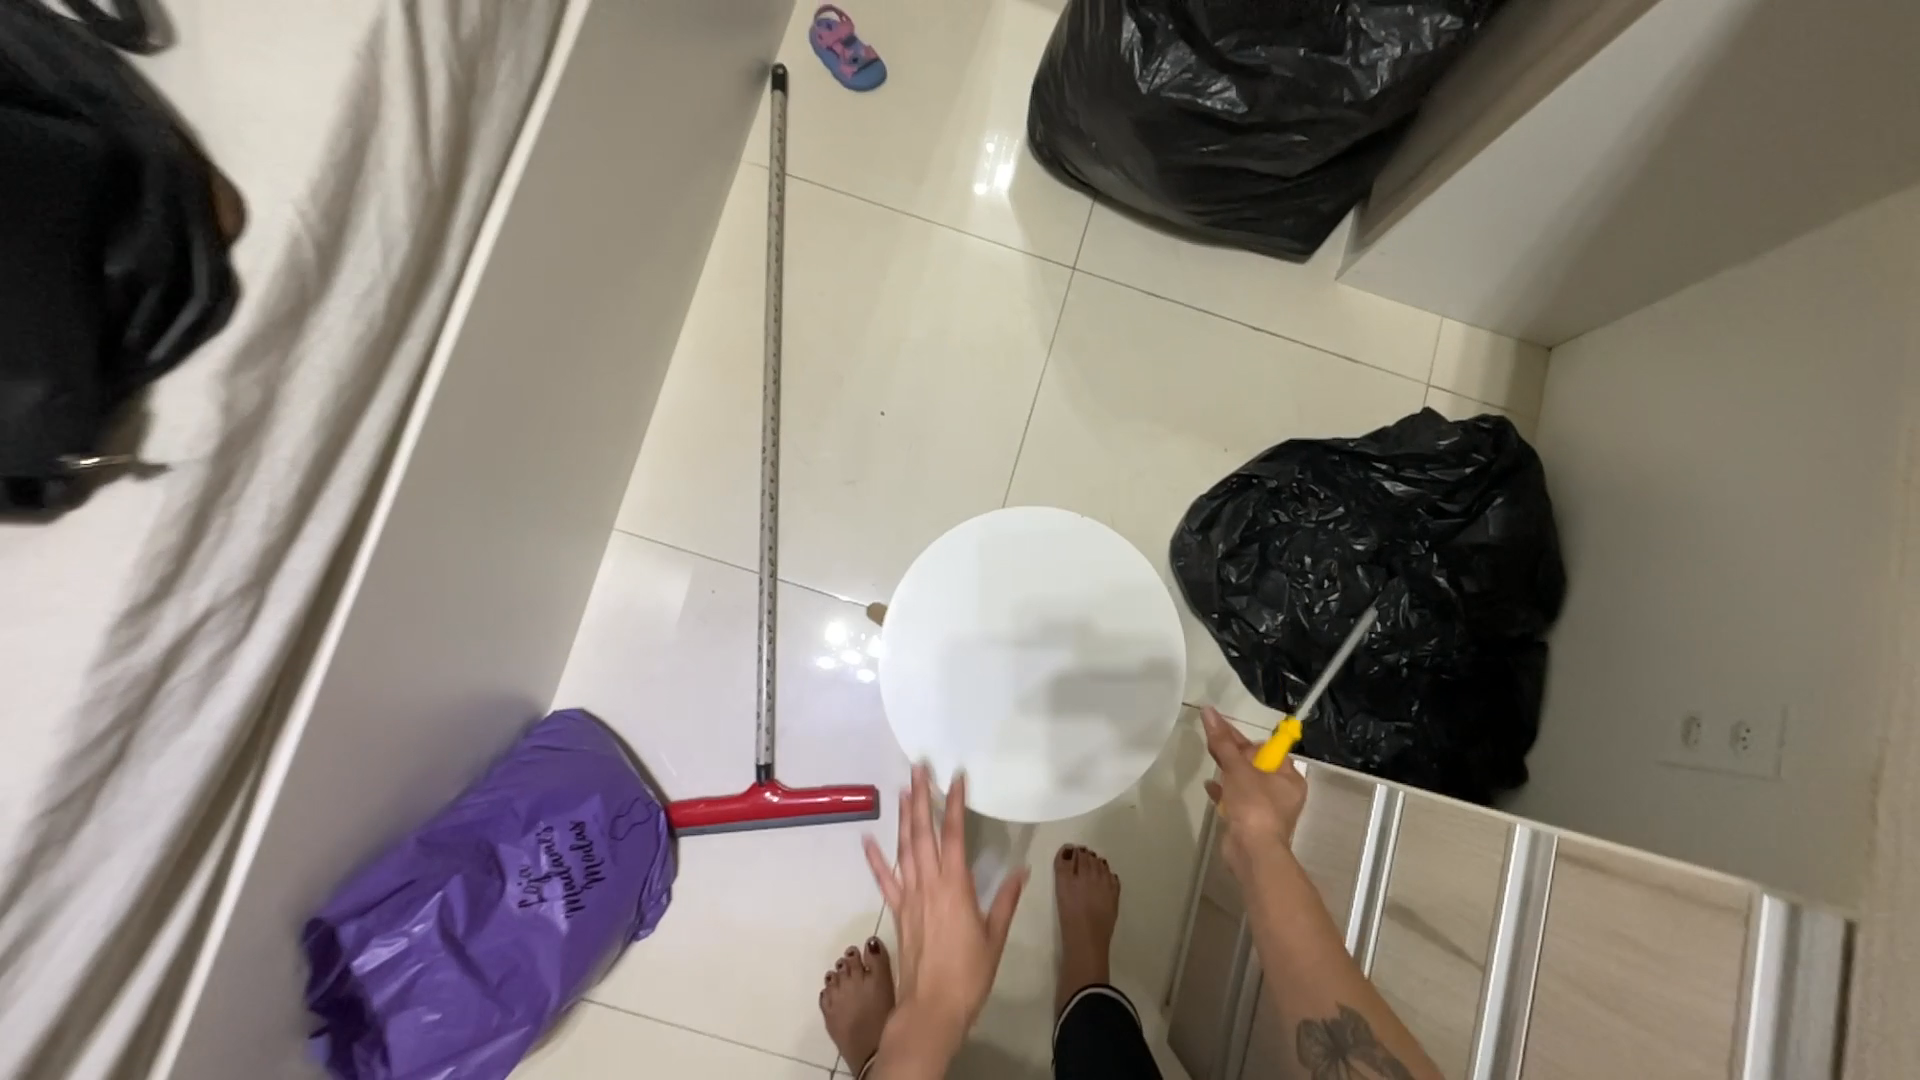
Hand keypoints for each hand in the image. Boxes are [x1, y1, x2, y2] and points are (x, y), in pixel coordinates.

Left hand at [863, 764, 1027, 1044]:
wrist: (932, 1008)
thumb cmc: (969, 973)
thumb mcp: (996, 936)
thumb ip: (1007, 900)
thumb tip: (1023, 870)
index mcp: (955, 885)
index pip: (953, 834)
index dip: (954, 803)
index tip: (956, 777)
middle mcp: (928, 882)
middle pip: (922, 832)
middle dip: (921, 798)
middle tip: (918, 768)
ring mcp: (908, 895)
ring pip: (903, 848)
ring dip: (903, 817)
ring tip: (902, 789)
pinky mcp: (897, 910)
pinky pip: (884, 879)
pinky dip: (875, 858)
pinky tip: (868, 838)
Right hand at [1200, 706, 1307, 875]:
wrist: (1252, 852)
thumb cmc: (1254, 806)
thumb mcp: (1237, 769)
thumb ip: (1222, 742)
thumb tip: (1209, 712)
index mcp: (1288, 778)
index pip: (1267, 750)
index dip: (1244, 739)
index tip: (1222, 729)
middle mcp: (1281, 792)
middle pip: (1254, 764)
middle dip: (1232, 752)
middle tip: (1211, 737)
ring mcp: (1265, 808)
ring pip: (1244, 781)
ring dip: (1227, 770)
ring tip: (1209, 755)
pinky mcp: (1250, 821)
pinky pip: (1236, 799)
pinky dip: (1224, 791)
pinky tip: (1210, 785)